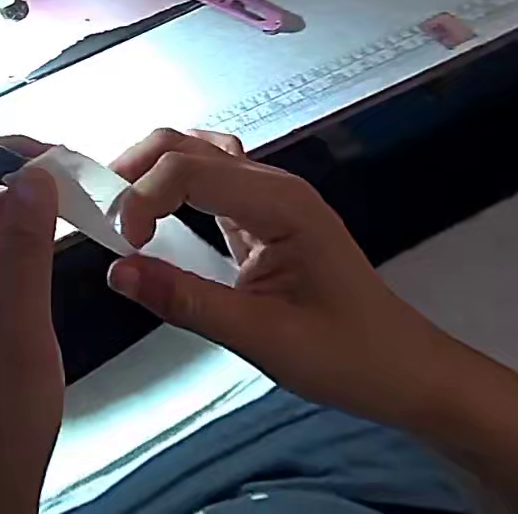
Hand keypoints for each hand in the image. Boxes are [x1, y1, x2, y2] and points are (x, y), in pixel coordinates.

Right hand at [104, 129, 464, 429]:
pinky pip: (199, 168)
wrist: (412, 373)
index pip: (186, 170)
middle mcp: (269, 182)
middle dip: (133, 169)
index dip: (142, 198)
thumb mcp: (265, 340)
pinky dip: (164, 175)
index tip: (124, 244)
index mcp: (278, 203)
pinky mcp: (255, 205)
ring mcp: (264, 189)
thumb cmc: (351, 357)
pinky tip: (153, 202)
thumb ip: (186, 301)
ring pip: (187, 147)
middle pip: (181, 143)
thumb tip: (116, 272)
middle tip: (105, 213)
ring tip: (119, 205)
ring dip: (145, 167)